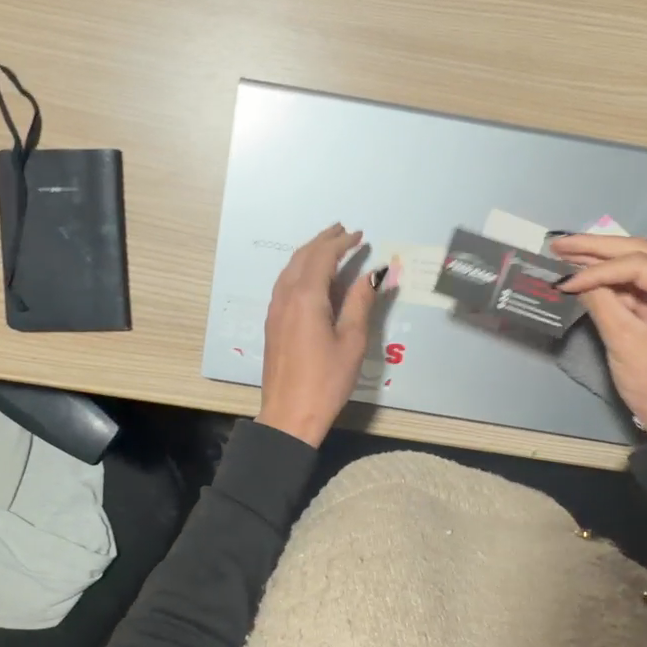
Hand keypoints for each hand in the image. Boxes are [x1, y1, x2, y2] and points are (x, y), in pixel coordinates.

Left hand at [256, 224, 374, 446]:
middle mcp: (285, 296)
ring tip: (329, 248)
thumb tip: (373, 272)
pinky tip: (312, 278)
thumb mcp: (352, 340)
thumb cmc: (327, 380)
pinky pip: (285, 284)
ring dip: (309, 254)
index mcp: (306, 297)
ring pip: (290, 269)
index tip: (360, 234)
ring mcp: (275, 310)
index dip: (341, 242)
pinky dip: (300, 270)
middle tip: (343, 232)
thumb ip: (360, 302)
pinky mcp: (272, 323)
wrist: (290, 414)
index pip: (323, 256)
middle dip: (323, 241)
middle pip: (302, 257)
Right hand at [550, 234, 646, 438]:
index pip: (640, 265)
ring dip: (601, 260)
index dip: (598, 269)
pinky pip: (635, 284)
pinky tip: (583, 272)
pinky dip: (608, 279)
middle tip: (559, 243)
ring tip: (566, 252)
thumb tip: (571, 277)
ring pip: (636, 264)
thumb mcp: (625, 341)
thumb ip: (600, 302)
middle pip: (640, 253)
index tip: (565, 278)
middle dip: (598, 249)